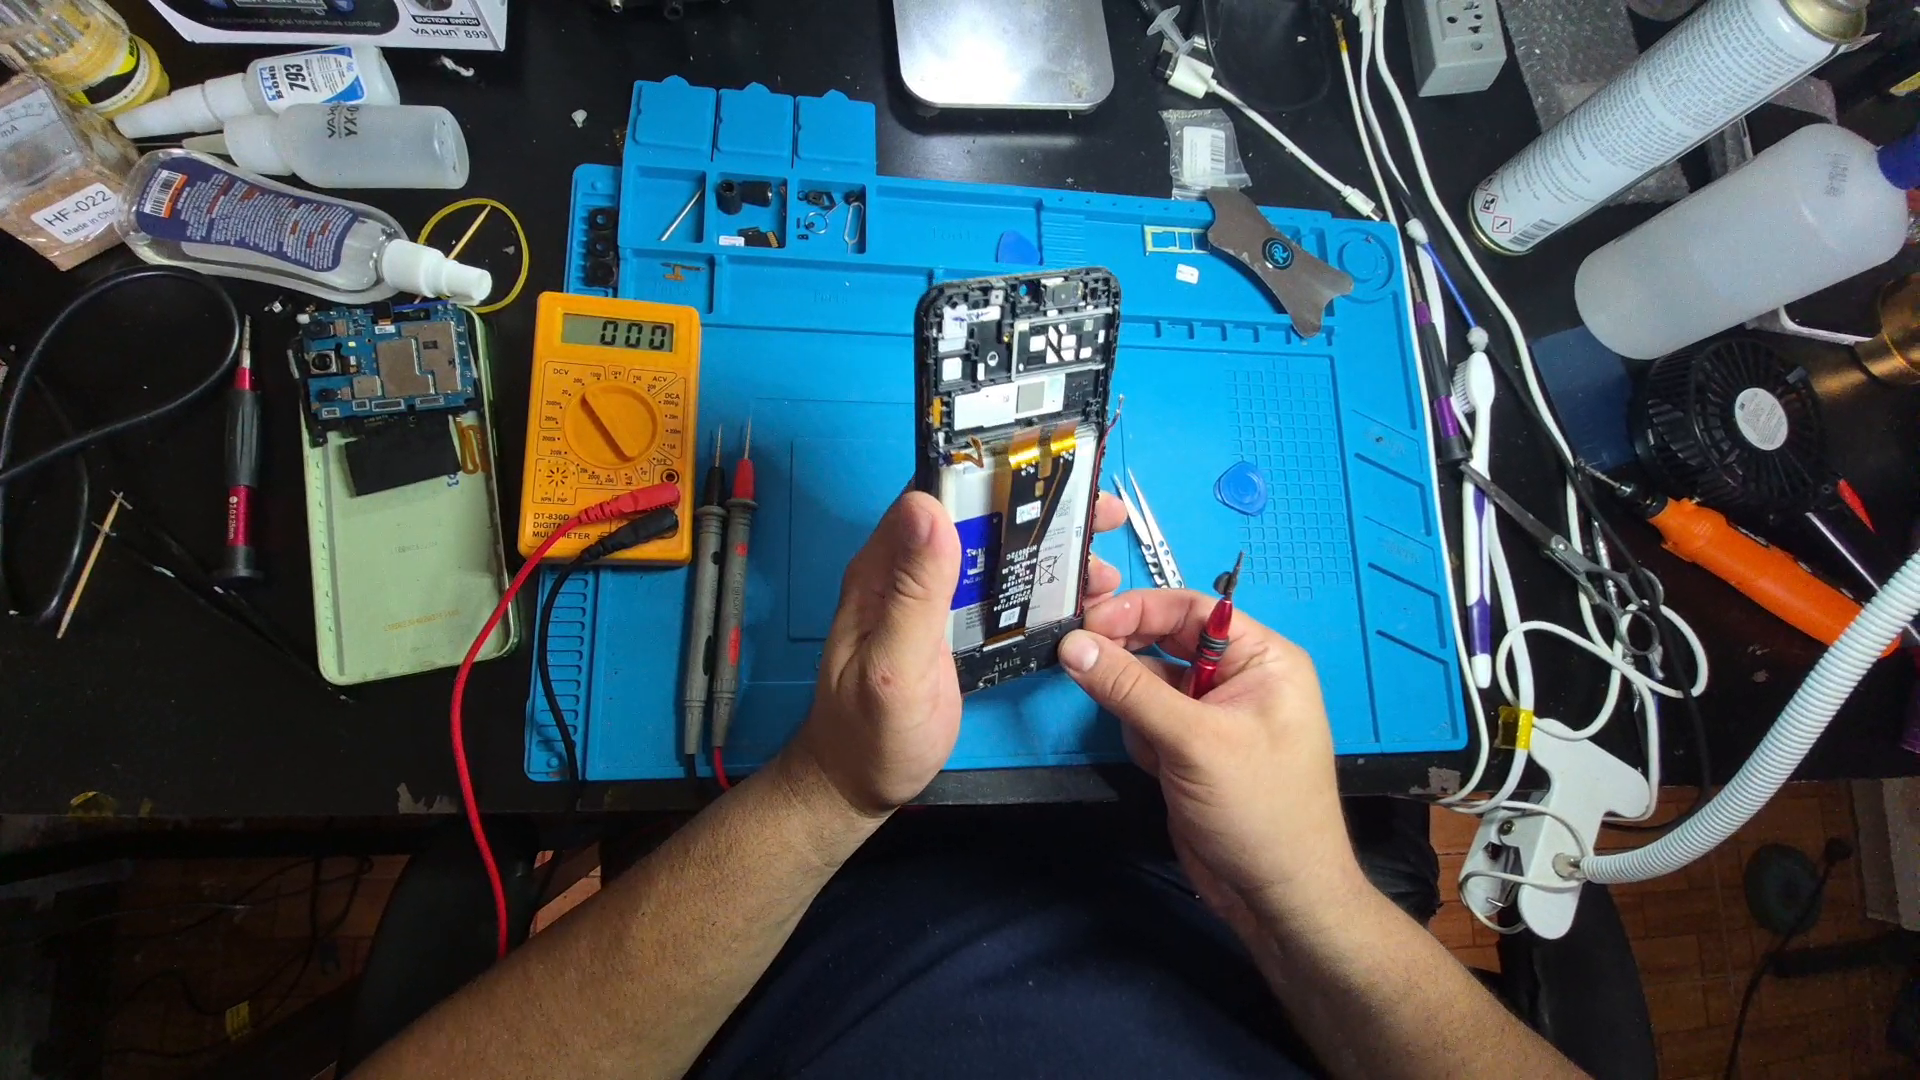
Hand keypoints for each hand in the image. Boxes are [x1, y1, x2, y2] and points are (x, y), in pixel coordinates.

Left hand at [785, 489, 1125, 817]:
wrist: (861, 783)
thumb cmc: (870, 734)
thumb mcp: (893, 665)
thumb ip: (913, 592)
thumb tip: (928, 506)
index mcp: (885, 568)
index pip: (933, 494)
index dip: (987, 471)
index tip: (1046, 464)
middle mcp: (909, 572)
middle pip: (977, 519)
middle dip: (1038, 510)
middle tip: (1099, 512)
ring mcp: (934, 600)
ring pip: (995, 555)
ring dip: (1048, 552)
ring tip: (1100, 565)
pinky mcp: (953, 628)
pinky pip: (1000, 593)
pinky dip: (1039, 588)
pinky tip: (1077, 599)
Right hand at [1057, 593, 1365, 933]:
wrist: (1275, 899)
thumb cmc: (1257, 808)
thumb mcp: (1193, 741)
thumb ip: (1128, 688)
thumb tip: (1072, 645)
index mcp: (1261, 657)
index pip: (1191, 609)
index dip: (1138, 610)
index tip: (1087, 623)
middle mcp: (1236, 675)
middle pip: (1164, 641)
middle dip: (1129, 659)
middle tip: (1081, 661)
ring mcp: (1210, 711)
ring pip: (1146, 681)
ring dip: (1134, 708)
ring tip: (1151, 745)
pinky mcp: (1187, 744)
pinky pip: (1144, 717)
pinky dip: (1139, 736)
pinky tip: (1157, 767)